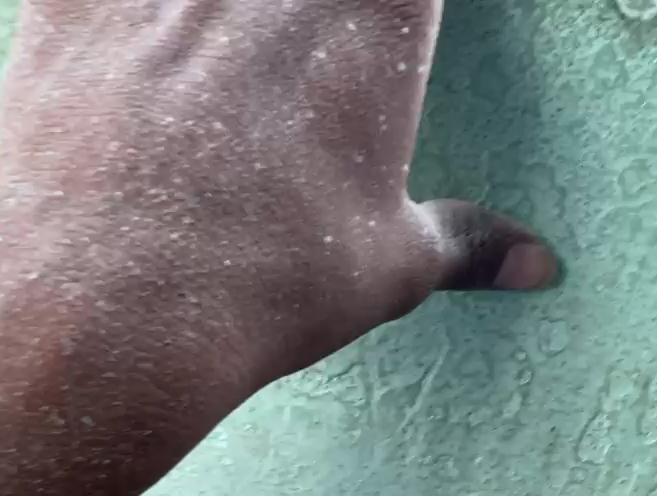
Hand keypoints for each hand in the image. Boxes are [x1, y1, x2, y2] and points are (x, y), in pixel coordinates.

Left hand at [0, 0, 556, 393]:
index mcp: (375, 16)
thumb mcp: (391, 270)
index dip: (414, 14)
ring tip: (244, 54)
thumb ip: (468, 246)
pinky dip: (116, 6)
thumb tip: (540, 265)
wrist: (121, 305)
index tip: (408, 36)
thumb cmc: (272, 283)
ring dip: (236, 14)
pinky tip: (138, 37)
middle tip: (317, 70)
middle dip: (330, 16)